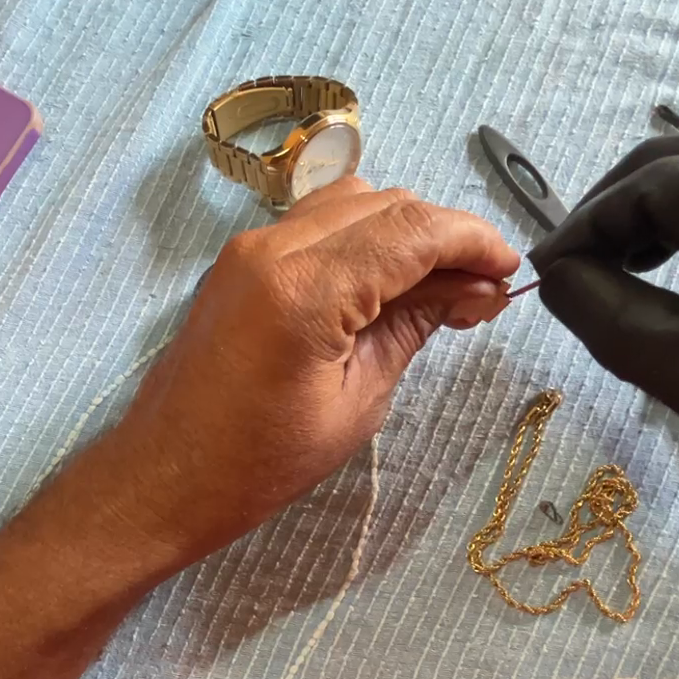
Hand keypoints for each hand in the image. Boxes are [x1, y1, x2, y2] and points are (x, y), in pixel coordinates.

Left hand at [86, 178, 518, 560]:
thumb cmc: (262, 463)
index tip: (510, 272)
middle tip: (479, 292)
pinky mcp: (238, 260)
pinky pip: (316, 223)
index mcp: (305, 288)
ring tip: (434, 290)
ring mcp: (248, 247)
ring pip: (352, 202)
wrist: (167, 476)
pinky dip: (361, 239)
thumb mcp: (357, 403)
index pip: (412, 230)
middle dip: (444, 237)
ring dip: (403, 233)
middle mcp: (272, 246)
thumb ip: (413, 327)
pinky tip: (383, 283)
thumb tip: (474, 289)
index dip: (474, 242)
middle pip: (386, 203)